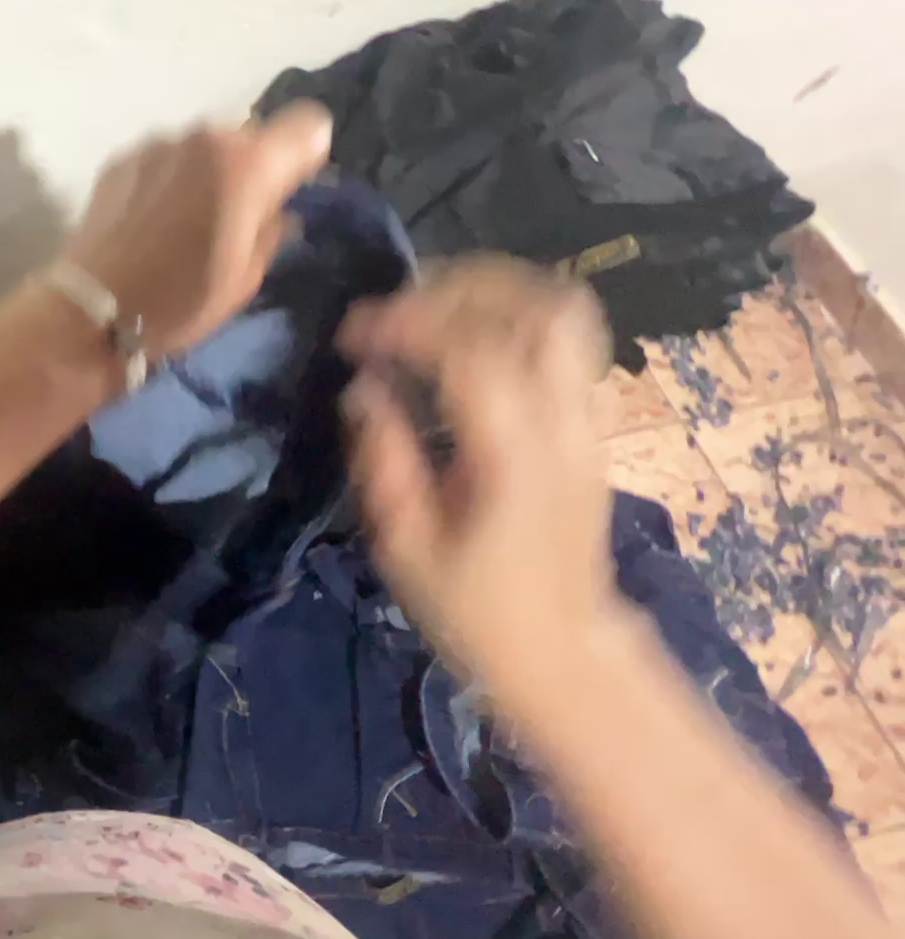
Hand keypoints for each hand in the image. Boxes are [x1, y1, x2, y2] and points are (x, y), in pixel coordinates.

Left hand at [56, 101, 332, 356]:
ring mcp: (155, 143)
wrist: (90, 311)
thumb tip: (275, 210)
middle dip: (247, 168)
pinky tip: (147, 219)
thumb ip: (272, 229)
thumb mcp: (244, 278)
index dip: (303, 157)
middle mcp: (202, 137)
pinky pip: (161, 159)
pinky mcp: (119, 159)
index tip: (287, 191)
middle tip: (228, 216)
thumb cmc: (177, 302)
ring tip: (180, 220)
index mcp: (246, 163)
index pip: (308, 125)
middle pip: (246, 136)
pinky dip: (164, 179)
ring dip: (201, 172)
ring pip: (199, 146)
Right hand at [337, 257, 618, 676]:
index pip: (471, 354)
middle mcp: (564, 425)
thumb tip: (364, 390)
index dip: (407, 326)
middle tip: (395, 307)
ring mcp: (586, 423)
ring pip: (564, 317)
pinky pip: (562, 346)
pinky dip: (510, 323)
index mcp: (513, 457)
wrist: (560, 650)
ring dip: (492, 297)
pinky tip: (460, 344)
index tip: (352, 332)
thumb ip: (384, 458)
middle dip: (461, 289)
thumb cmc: (470, 607)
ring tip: (426, 310)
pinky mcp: (586, 428)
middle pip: (541, 309)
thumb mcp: (404, 544)